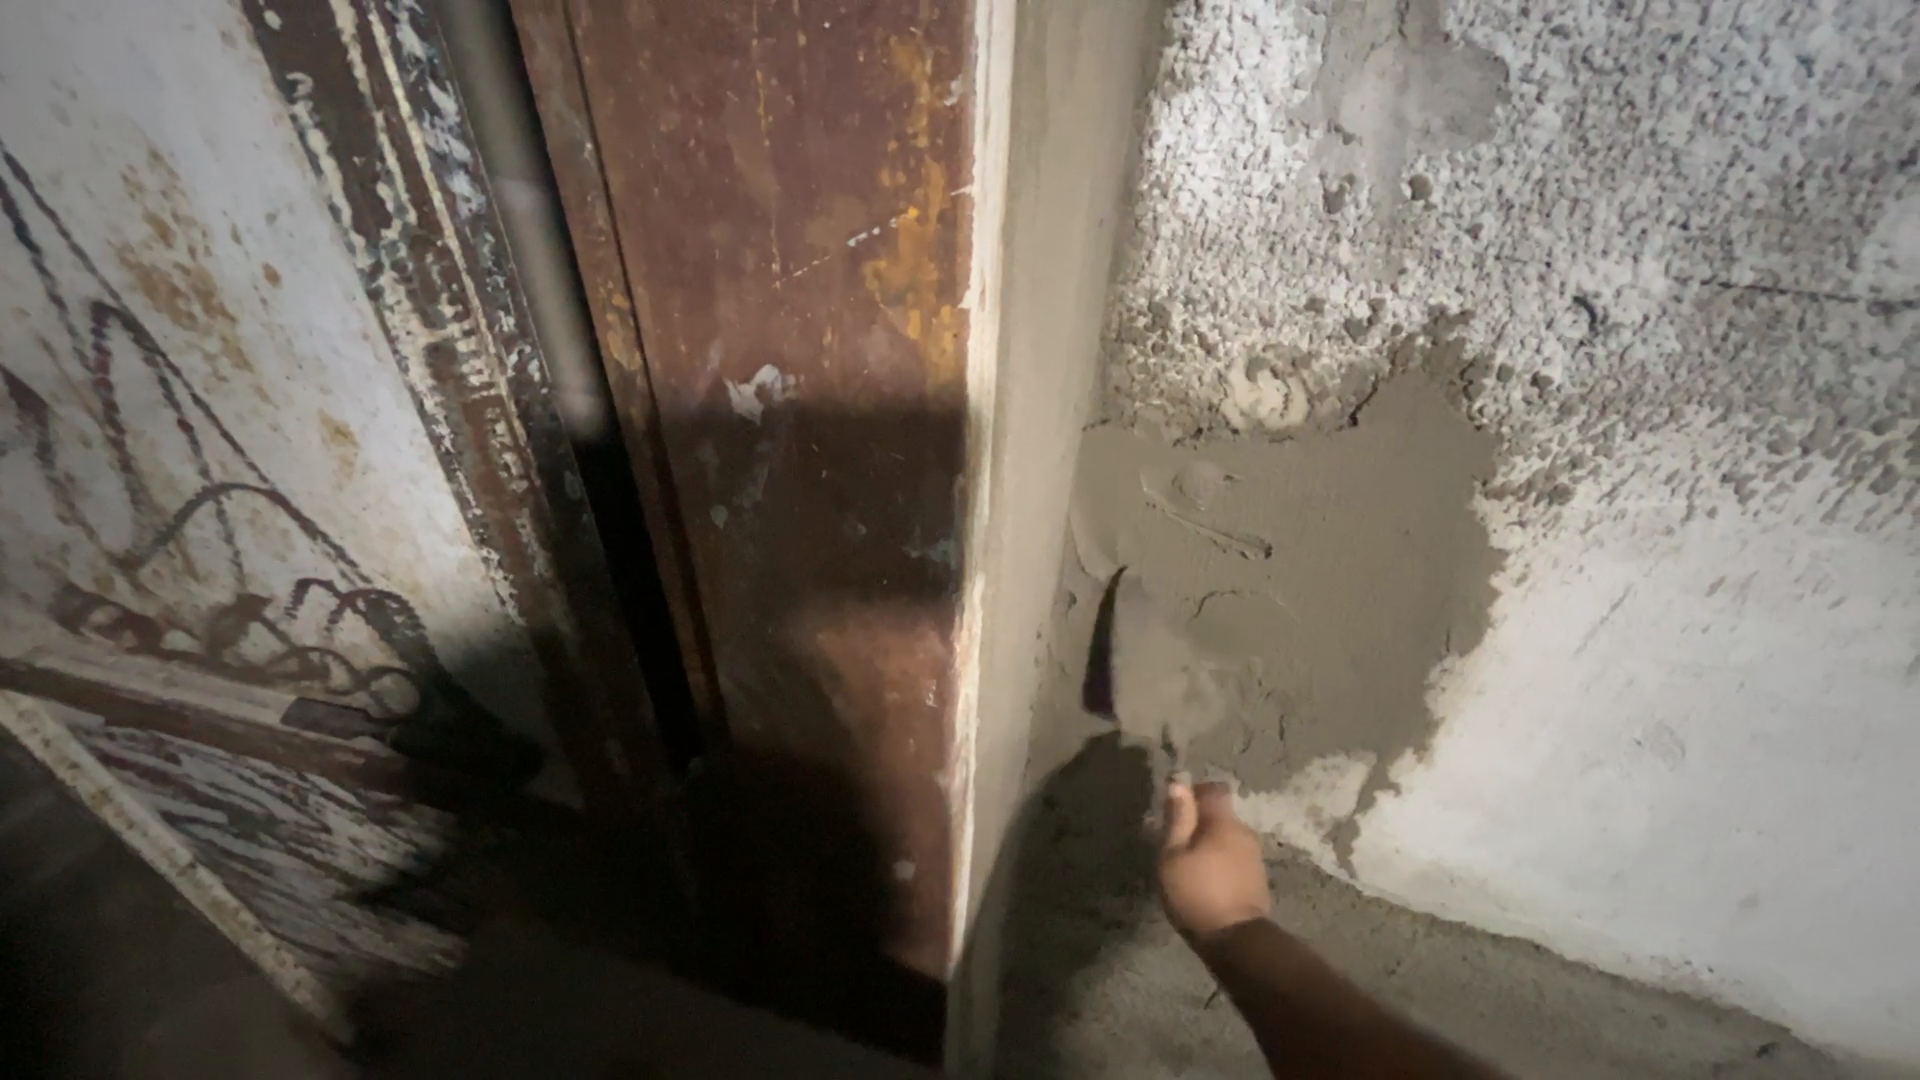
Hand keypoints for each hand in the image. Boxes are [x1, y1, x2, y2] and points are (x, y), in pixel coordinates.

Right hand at [1159, 778, 1271, 936]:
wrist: (1236, 942)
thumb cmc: (1196, 893)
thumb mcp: (1173, 854)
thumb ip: (1178, 818)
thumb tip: (1178, 783)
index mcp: (1224, 822)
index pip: (1214, 789)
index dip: (1194, 792)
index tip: (1176, 808)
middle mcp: (1244, 833)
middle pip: (1220, 814)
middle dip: (1199, 821)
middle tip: (1175, 841)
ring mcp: (1254, 857)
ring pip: (1227, 837)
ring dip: (1209, 843)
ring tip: (1188, 863)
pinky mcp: (1257, 879)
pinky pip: (1234, 857)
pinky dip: (1220, 860)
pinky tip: (1205, 879)